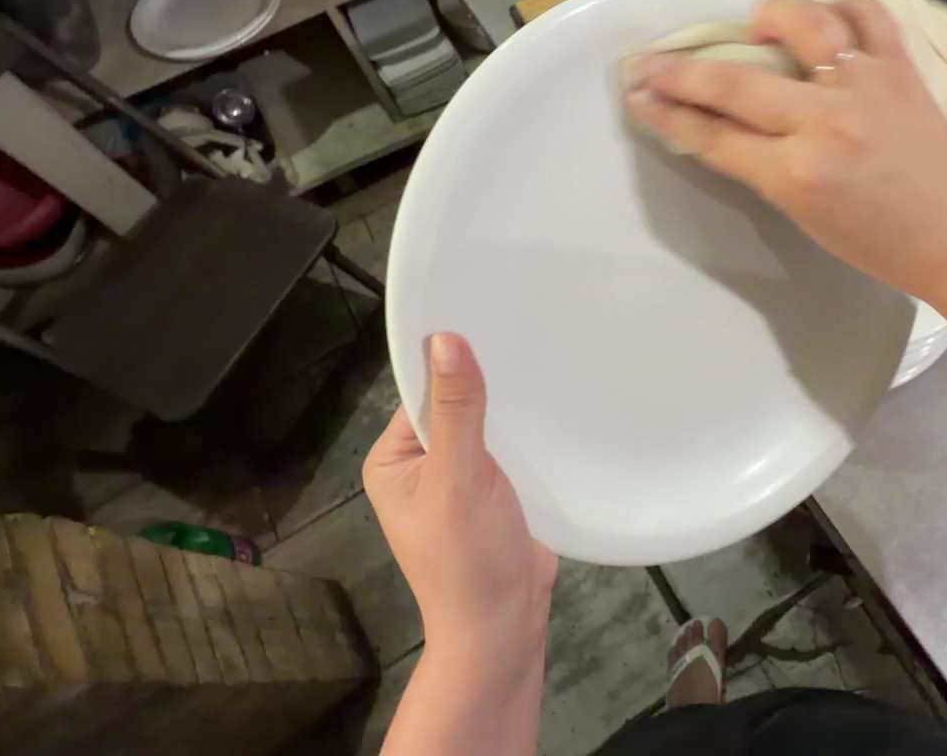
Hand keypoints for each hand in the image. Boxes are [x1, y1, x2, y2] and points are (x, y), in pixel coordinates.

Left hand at [364, 333, 556, 674]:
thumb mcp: (458, 479)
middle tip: (530, 335)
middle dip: (486, 380)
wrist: (505, 626)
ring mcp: (460, 475)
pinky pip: (507, 442)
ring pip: (485, 421)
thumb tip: (445, 339)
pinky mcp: (495, 486)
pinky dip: (526, 426)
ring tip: (547, 358)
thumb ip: (456, 410)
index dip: (452, 359)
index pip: (421, 392)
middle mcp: (422, 462)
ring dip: (510, 403)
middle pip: (454, 402)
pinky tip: (552, 402)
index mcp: (393, 459)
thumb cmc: (467, 558)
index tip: (489, 319)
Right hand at [624, 0, 946, 303]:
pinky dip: (842, 7)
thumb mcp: (801, 214)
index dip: (668, 114)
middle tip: (648, 62)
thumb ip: (758, 164)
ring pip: (804, 25)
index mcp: (797, 174)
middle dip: (680, 71)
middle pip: (735, 82)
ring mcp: (867, 86)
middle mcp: (826, 121)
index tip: (636, 96)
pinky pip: (868, 15)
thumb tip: (717, 122)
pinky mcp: (901, 67)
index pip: (714, 135)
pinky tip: (825, 18)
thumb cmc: (874, 241)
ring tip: (753, 23)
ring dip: (767, 16)